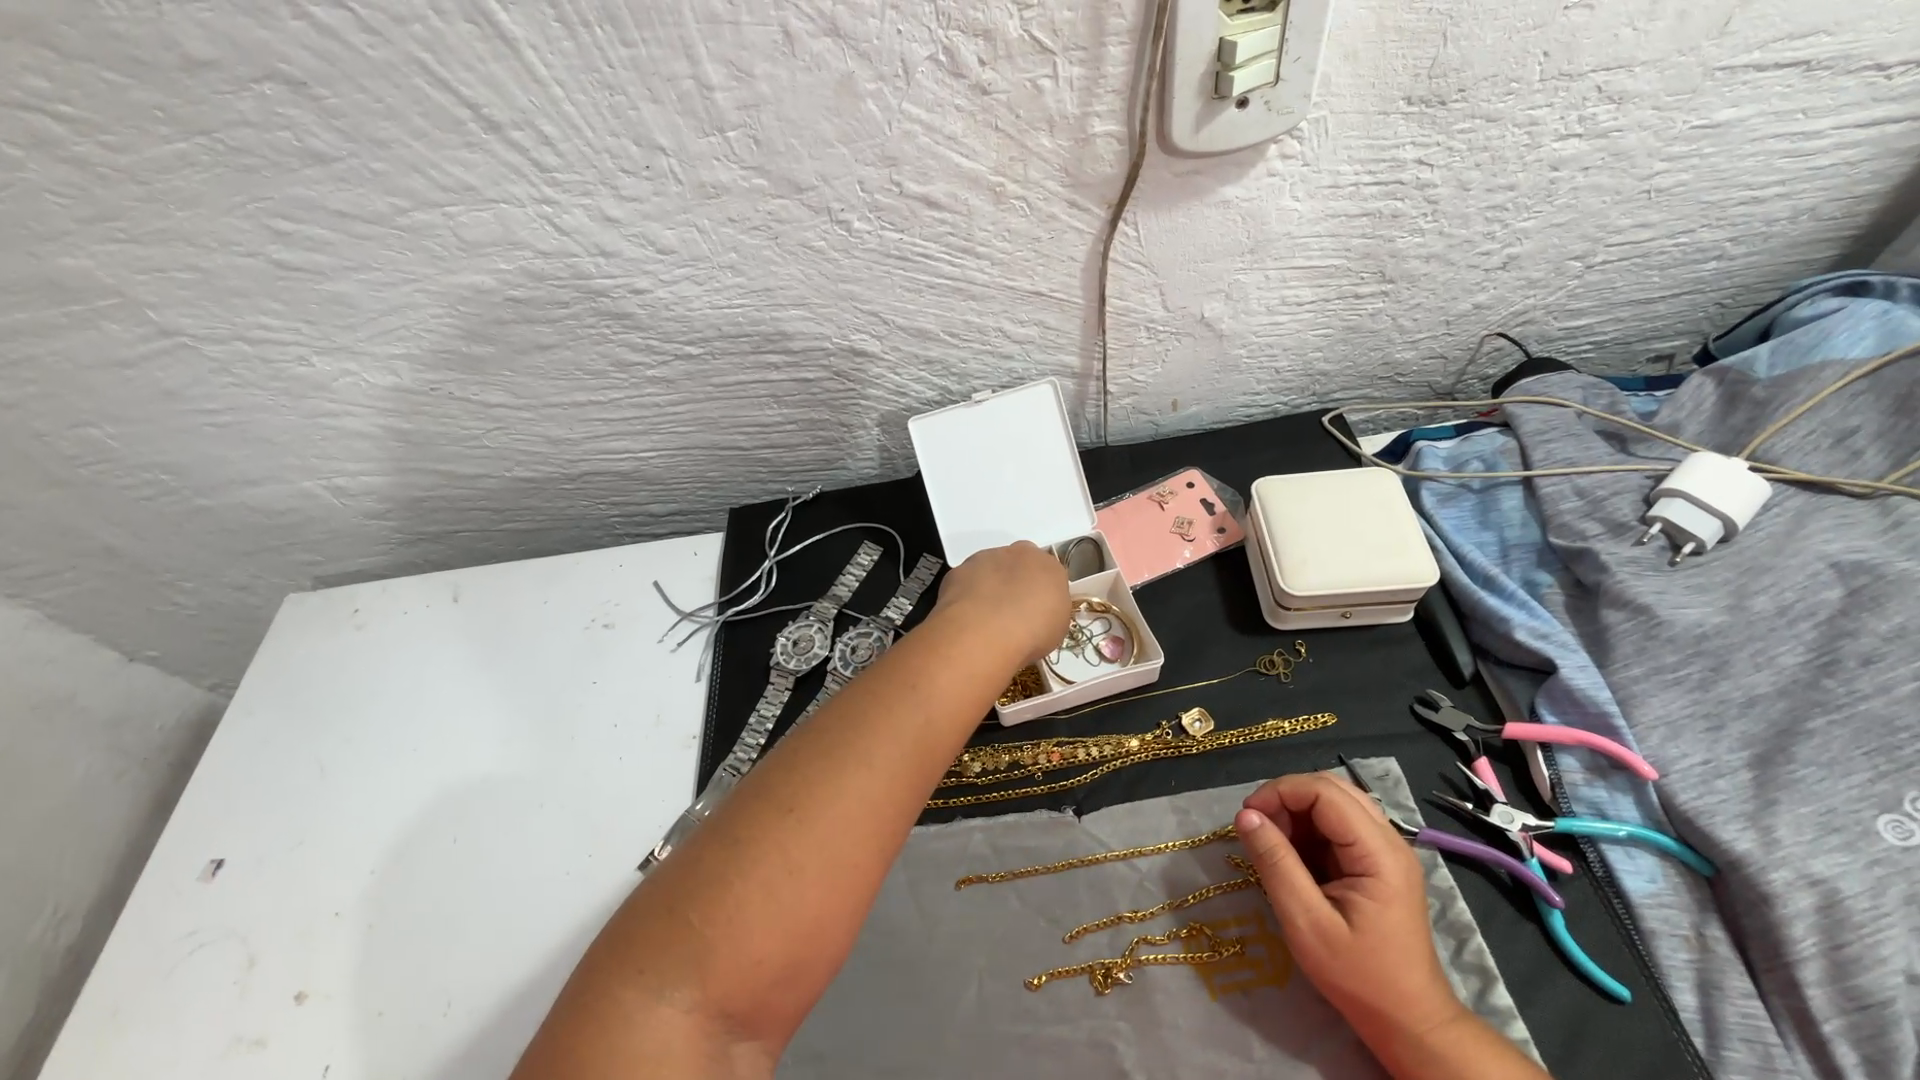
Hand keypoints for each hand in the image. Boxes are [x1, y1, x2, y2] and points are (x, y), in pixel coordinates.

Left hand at [932, 541, 1069, 665]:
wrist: (986, 631)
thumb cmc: (1031, 633)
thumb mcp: (1056, 628)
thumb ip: (1049, 610)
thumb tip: (1037, 613)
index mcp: (1050, 567)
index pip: (1049, 573)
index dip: (1040, 592)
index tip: (1035, 612)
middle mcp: (1019, 554)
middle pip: (1019, 564)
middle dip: (1015, 583)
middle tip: (1012, 613)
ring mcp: (986, 558)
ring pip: (990, 569)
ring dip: (989, 587)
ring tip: (985, 619)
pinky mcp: (958, 570)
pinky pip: (965, 581)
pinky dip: (966, 595)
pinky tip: (967, 618)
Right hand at [1234, 773, 1462, 1041]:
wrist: (1407, 1018)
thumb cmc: (1357, 975)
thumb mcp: (1305, 922)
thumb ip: (1275, 863)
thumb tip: (1245, 816)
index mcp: (1379, 853)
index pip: (1325, 792)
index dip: (1279, 792)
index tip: (1246, 818)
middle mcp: (1390, 840)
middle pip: (1332, 788)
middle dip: (1286, 797)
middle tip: (1256, 827)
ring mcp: (1387, 851)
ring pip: (1336, 803)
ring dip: (1297, 812)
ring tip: (1271, 843)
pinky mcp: (1379, 863)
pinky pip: (1340, 825)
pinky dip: (1309, 829)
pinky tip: (1293, 856)